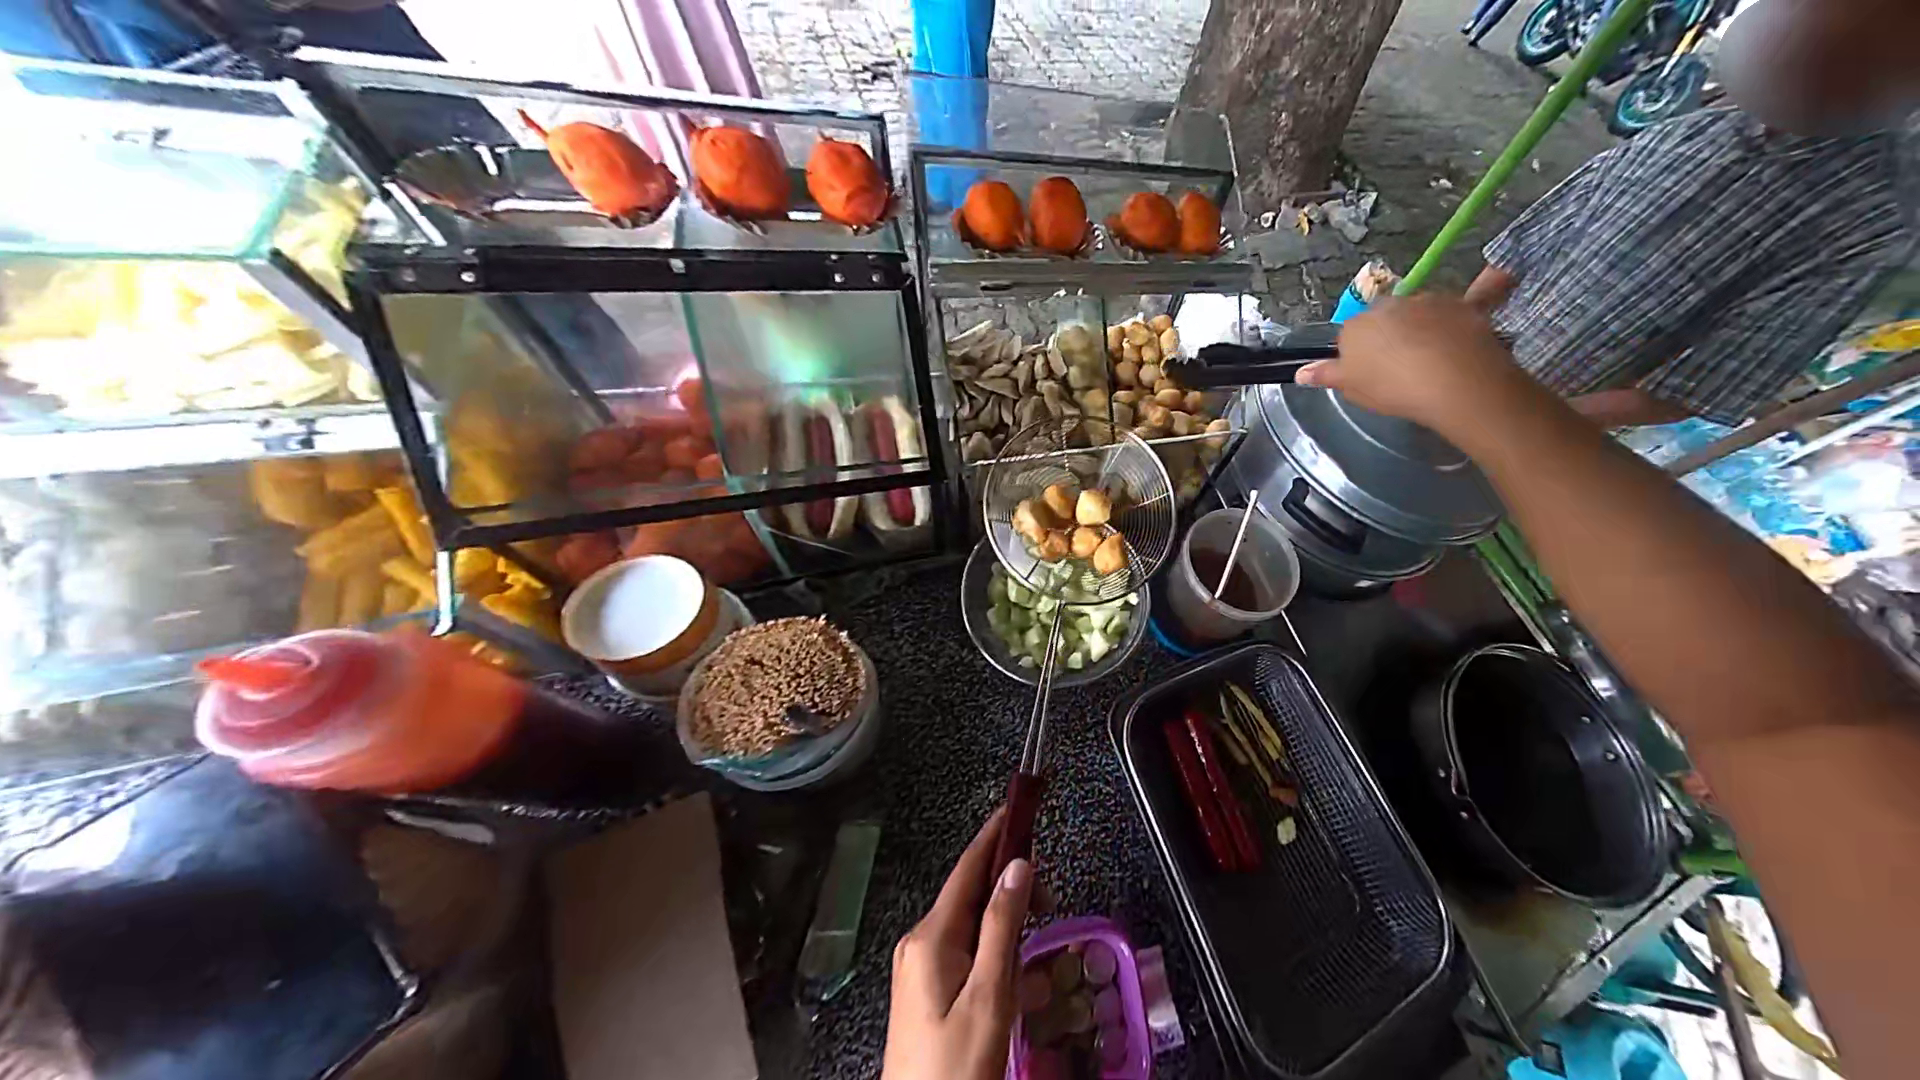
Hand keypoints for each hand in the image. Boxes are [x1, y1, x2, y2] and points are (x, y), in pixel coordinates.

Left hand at [881, 809, 1034, 1079]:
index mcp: (931, 936)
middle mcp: (920, 941)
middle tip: (1050, 901)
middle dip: (1009, 890)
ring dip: (1005, 927)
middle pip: (971, 896)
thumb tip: (1017, 866)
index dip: (993, 836)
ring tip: (1037, 944)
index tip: (1016, 810)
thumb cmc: (955, 1069)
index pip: (967, 869)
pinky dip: (993, 952)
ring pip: (971, 926)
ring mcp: (920, 966)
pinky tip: (1015, 977)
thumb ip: (1002, 928)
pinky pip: (966, 953)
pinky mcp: (926, 989)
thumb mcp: (988, 998)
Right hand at [1296, 294, 1528, 437]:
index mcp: (1355, 326)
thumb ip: (1326, 375)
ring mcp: (1429, 302)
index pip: (1350, 336)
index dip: (1358, 356)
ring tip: (1434, 357)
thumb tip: (1301, 371)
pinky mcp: (1465, 305)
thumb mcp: (1351, 388)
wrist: (1453, 383)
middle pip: (1385, 320)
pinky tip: (1505, 272)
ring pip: (1420, 313)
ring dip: (1423, 326)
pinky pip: (1478, 292)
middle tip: (1398, 369)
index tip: (1368, 375)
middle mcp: (1389, 306)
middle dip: (1389, 337)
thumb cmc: (1392, 388)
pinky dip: (1488, 284)